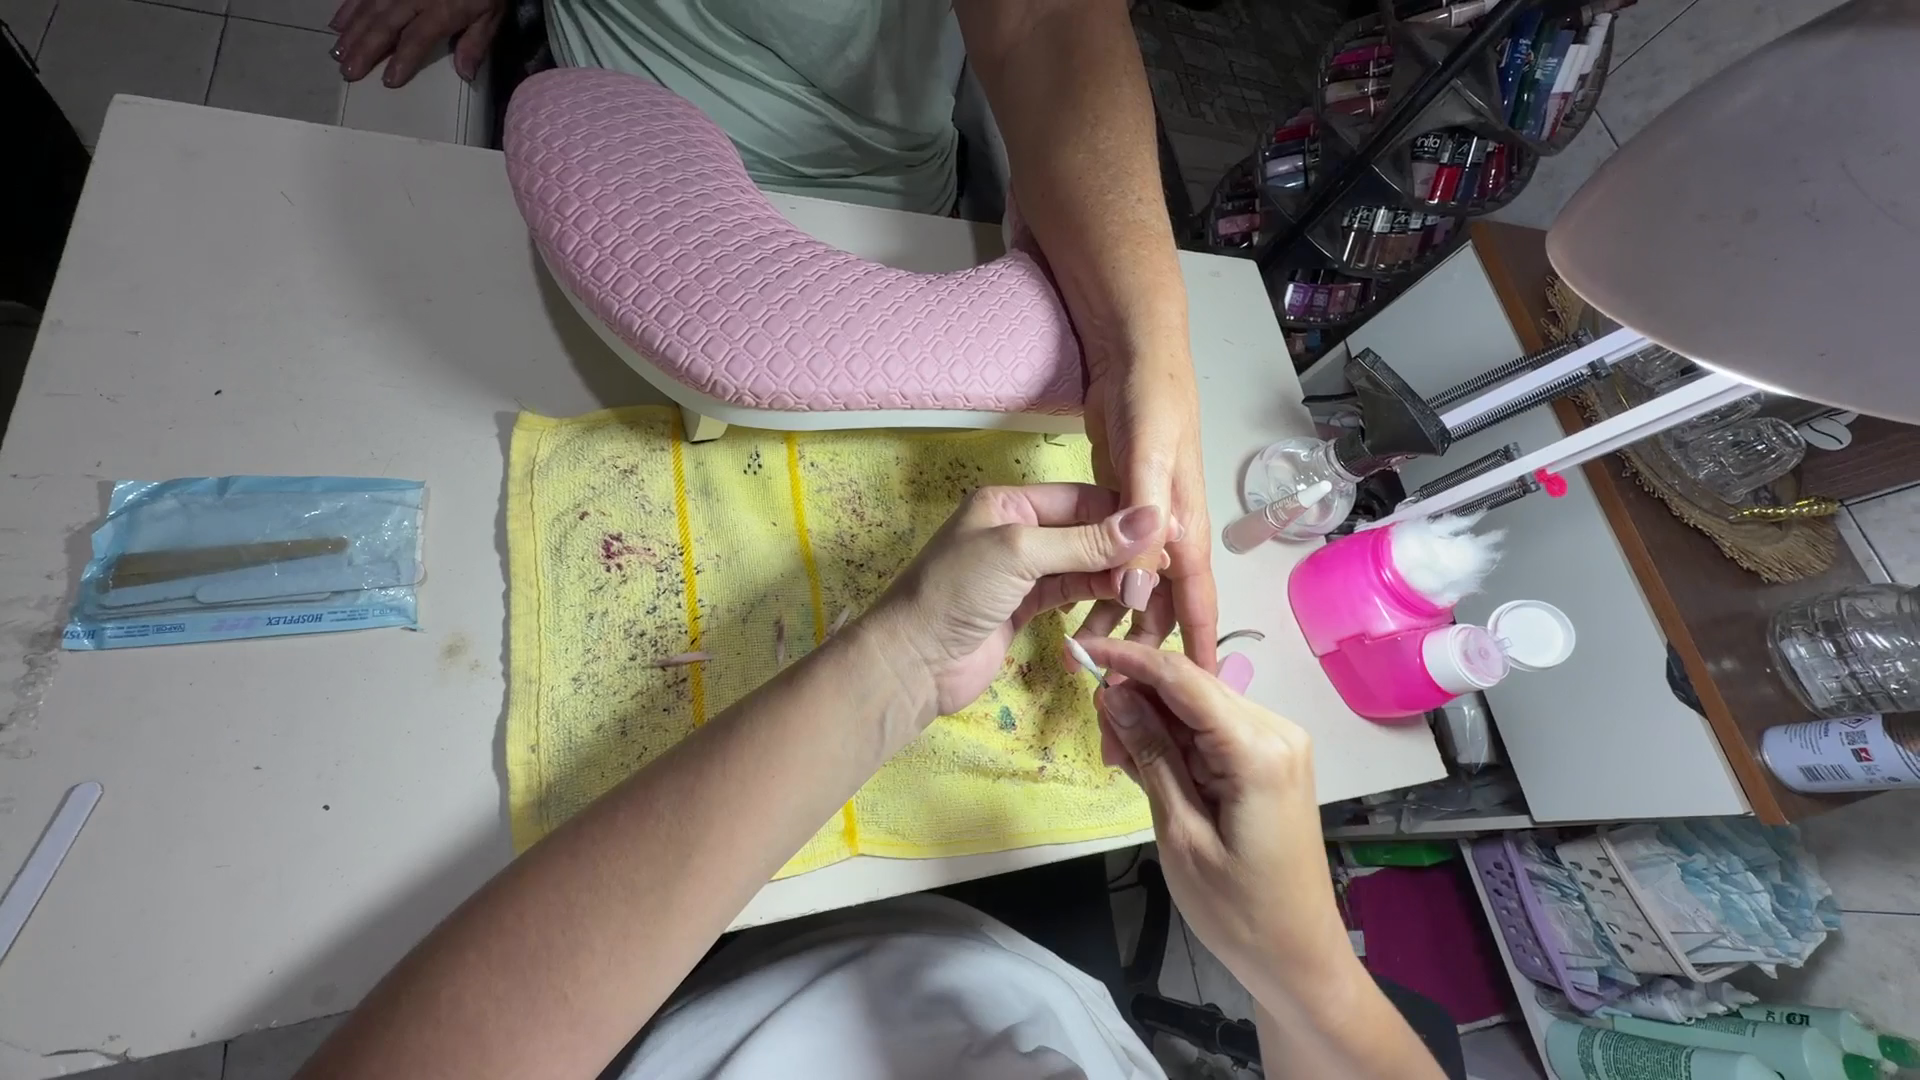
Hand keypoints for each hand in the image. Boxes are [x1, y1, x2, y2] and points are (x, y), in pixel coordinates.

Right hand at [329, 0, 502, 85]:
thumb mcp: (489, 16)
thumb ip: (475, 44)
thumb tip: (466, 75)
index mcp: (441, 11)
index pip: (416, 39)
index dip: (402, 60)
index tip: (388, 80)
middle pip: (384, 25)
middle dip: (364, 49)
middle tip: (348, 72)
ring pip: (367, 8)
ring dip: (351, 32)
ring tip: (338, 54)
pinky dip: (348, 8)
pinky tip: (338, 24)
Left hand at [862, 485, 1162, 716]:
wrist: (914, 661)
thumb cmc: (957, 592)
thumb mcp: (1020, 553)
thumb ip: (1086, 540)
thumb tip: (1151, 519)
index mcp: (1008, 502)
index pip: (1079, 498)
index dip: (1122, 514)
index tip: (1166, 530)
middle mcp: (1016, 530)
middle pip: (1083, 531)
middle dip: (1121, 547)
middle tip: (1162, 565)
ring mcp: (1020, 571)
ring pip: (1080, 564)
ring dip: (1112, 574)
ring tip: (1147, 587)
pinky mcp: (1024, 606)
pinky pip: (1069, 593)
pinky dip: (1095, 596)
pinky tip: (1122, 600)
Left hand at [1077, 347, 1217, 671]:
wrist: (1129, 356)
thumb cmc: (1146, 404)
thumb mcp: (1139, 467)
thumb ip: (1135, 524)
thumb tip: (1139, 591)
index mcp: (1178, 520)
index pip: (1193, 589)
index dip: (1198, 636)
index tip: (1206, 683)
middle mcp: (1161, 526)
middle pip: (1159, 594)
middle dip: (1153, 637)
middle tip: (1137, 681)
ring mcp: (1132, 518)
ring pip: (1127, 581)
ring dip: (1117, 616)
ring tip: (1099, 656)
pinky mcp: (1105, 507)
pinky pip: (1101, 560)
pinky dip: (1095, 587)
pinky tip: (1079, 611)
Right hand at [1079, 636, 1350, 1001]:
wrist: (1299, 960)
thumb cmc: (1238, 911)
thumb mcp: (1179, 833)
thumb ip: (1150, 754)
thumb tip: (1113, 693)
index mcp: (1258, 749)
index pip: (1182, 678)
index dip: (1128, 659)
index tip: (1080, 648)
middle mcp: (1275, 730)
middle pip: (1189, 687)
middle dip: (1136, 700)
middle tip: (1102, 743)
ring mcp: (1277, 743)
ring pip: (1196, 706)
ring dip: (1152, 724)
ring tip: (1121, 762)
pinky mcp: (1270, 758)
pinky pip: (1210, 730)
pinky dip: (1174, 741)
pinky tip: (1149, 767)